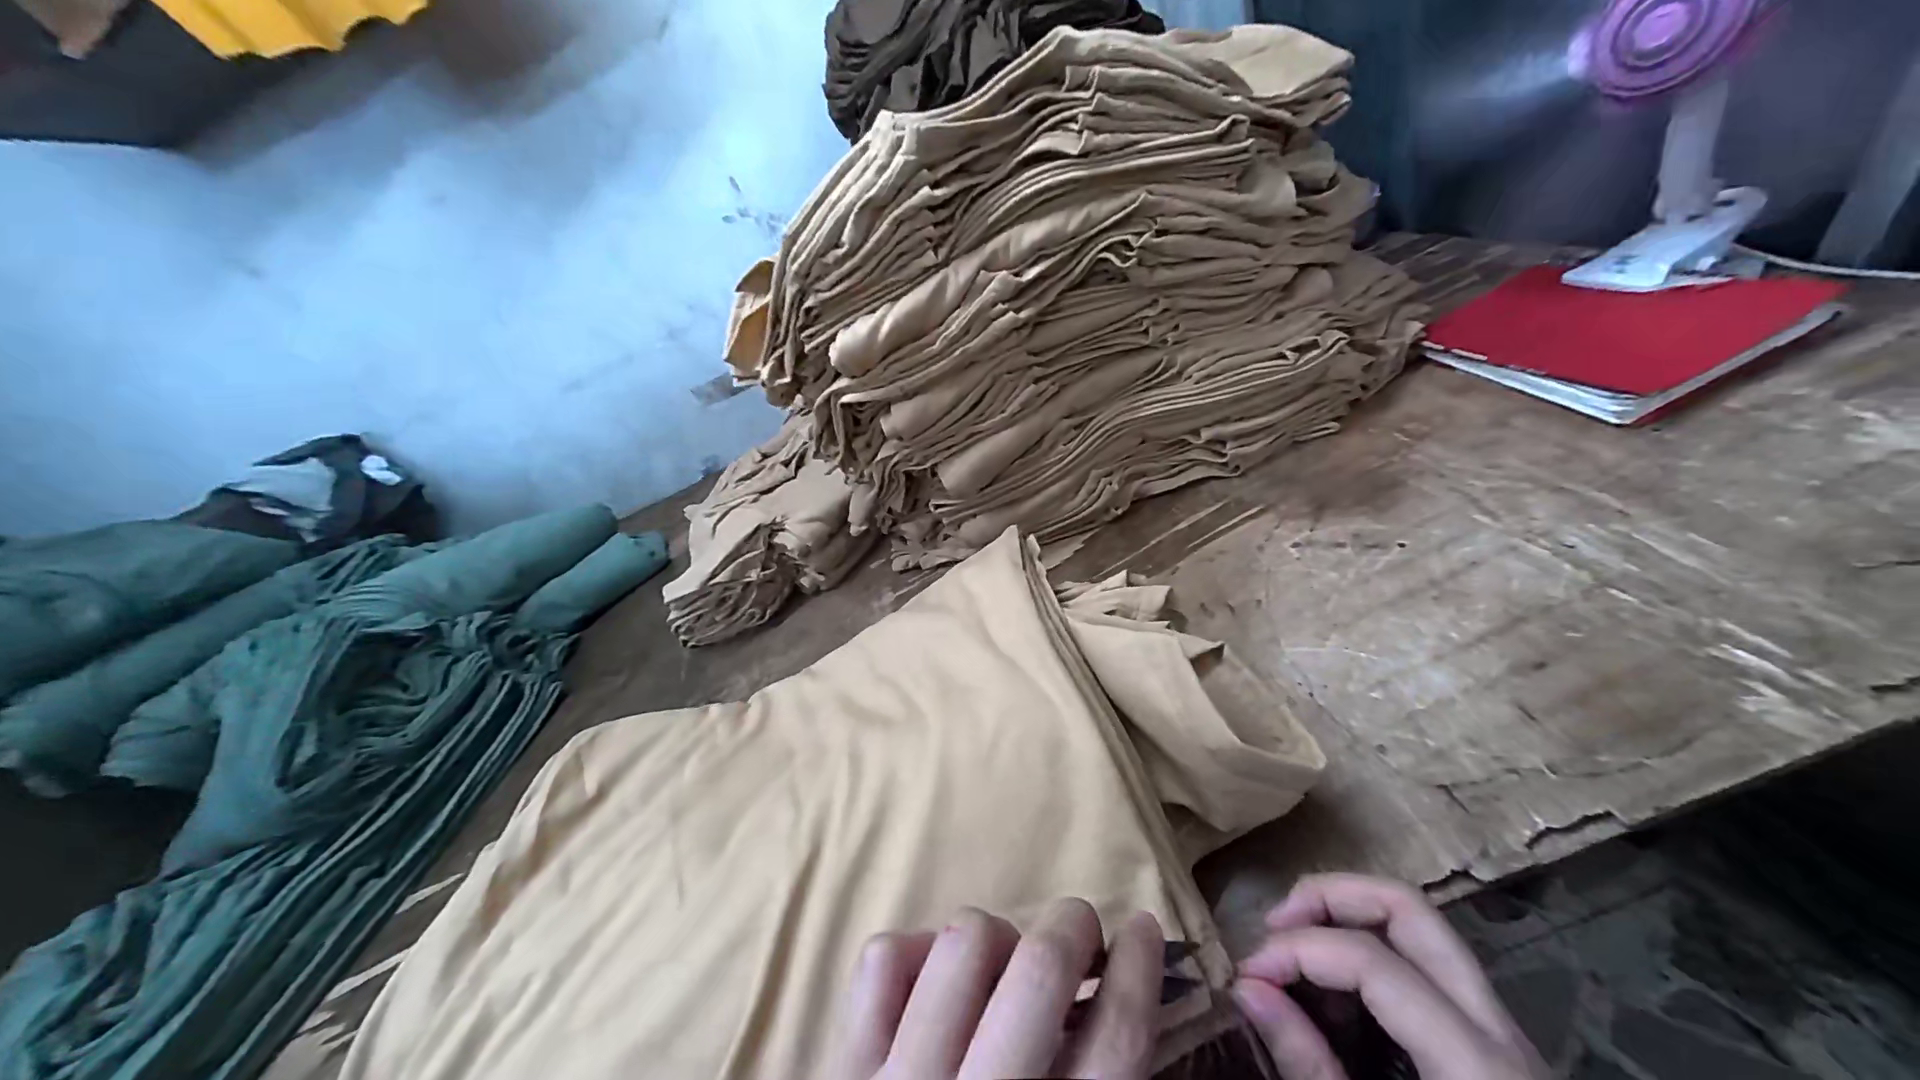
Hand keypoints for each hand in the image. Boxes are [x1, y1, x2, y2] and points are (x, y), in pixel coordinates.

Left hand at [835, 898, 1164, 1079]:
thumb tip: (1116, 992)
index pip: (1115, 1040)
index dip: (1139, 969)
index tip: (1144, 928)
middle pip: (1040, 970)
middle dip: (1072, 927)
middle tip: (1081, 934)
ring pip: (963, 942)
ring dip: (996, 937)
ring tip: (1003, 965)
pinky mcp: (846, 1062)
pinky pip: (885, 960)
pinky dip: (916, 952)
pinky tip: (931, 982)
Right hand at [1233, 873, 1548, 1079]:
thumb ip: (1308, 1067)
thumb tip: (1246, 987)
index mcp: (1479, 1067)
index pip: (1373, 961)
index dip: (1298, 951)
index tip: (1247, 974)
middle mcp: (1500, 1031)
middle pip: (1408, 908)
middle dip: (1328, 897)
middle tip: (1274, 925)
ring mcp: (1502, 1032)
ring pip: (1418, 925)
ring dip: (1346, 916)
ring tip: (1295, 951)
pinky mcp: (1489, 1043)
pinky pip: (1423, 962)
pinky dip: (1366, 949)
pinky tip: (1332, 992)